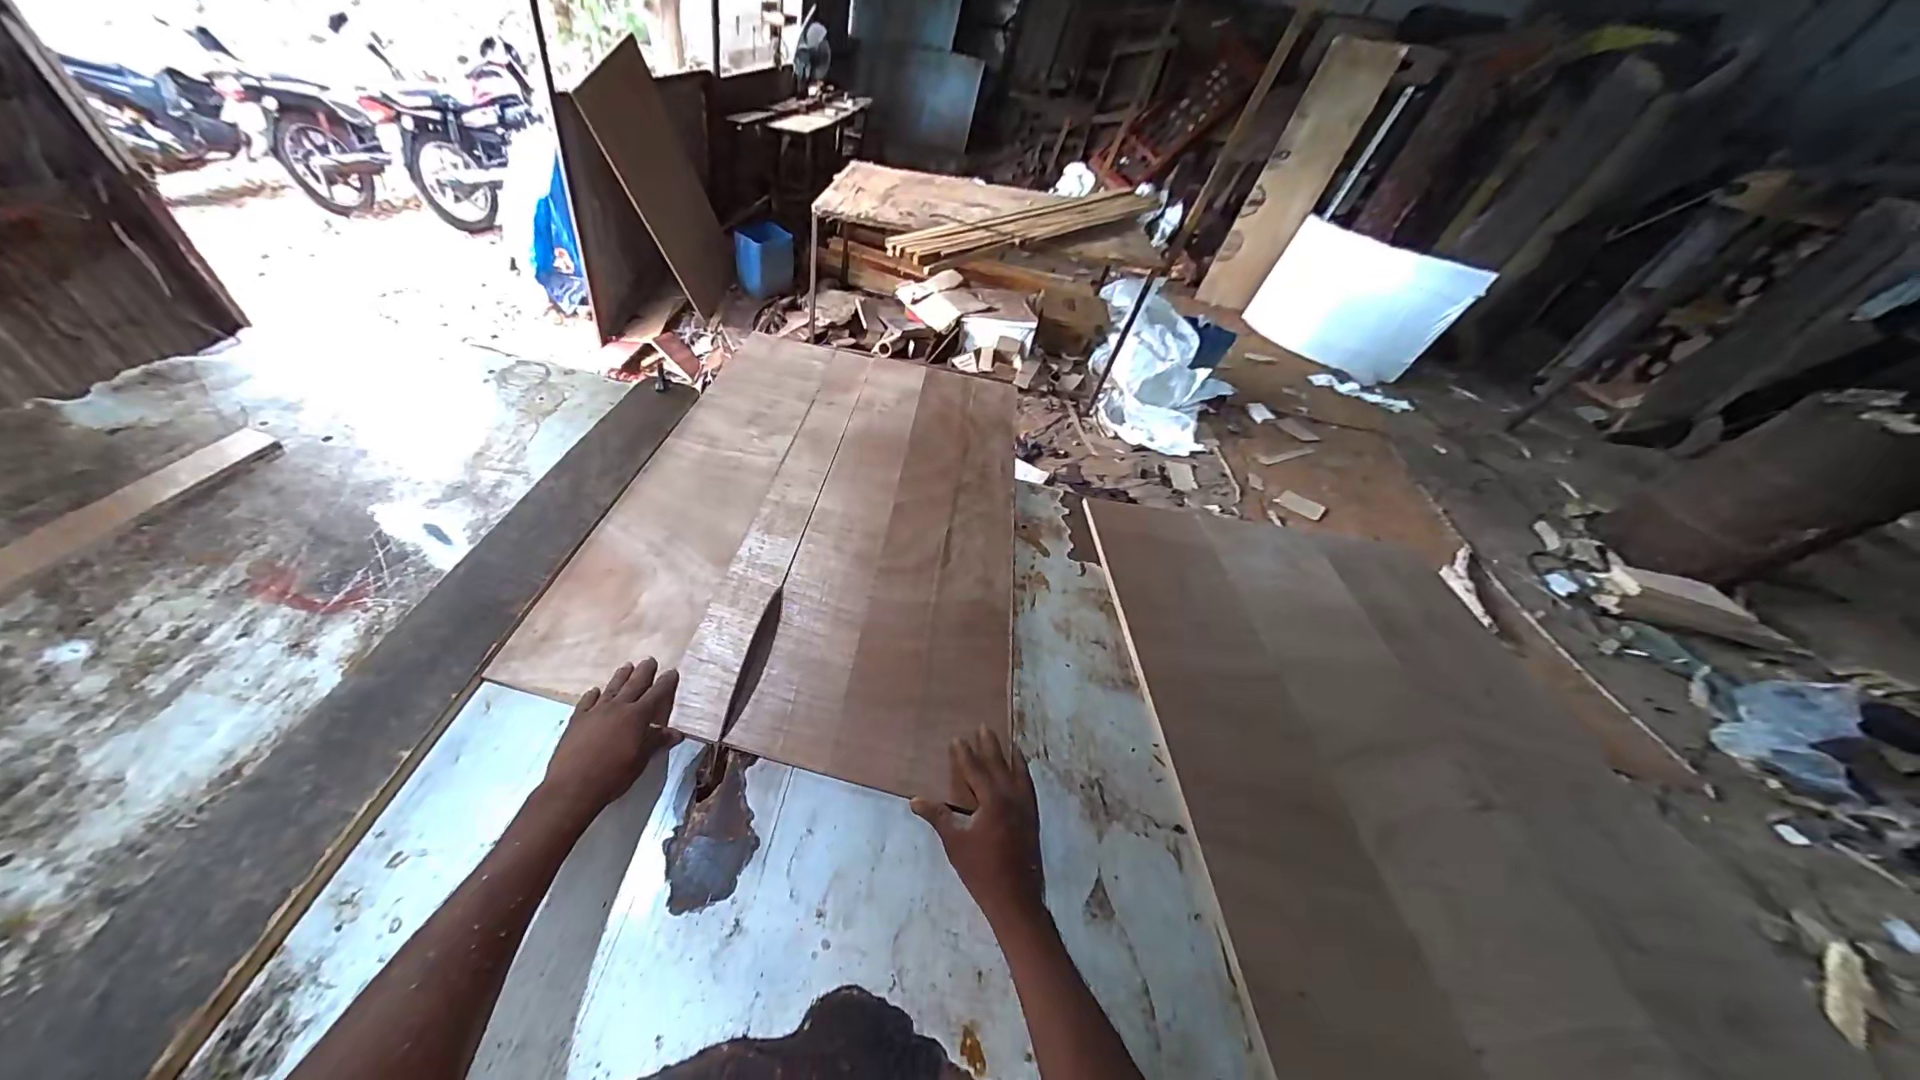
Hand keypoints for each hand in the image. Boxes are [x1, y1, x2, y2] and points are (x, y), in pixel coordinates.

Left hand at [543, 660, 679, 815]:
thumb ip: (657, 742)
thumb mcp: (641, 759)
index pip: (656, 694)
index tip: (671, 672)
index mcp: (637, 716)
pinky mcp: (577, 721)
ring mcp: (595, 712)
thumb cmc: (614, 774)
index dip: (665, 682)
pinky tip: (595, 691)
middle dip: (644, 672)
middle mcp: (618, 708)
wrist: (573, 786)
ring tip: (627, 666)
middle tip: (649, 660)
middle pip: (634, 685)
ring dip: (621, 677)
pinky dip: (592, 695)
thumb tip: (675, 733)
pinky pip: (586, 703)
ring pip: (612, 689)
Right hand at [912, 727, 1044, 928]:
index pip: (976, 769)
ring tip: (1008, 743)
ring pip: (1018, 773)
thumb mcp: (955, 842)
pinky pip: (1028, 786)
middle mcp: (1012, 797)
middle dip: (990, 746)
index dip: (965, 754)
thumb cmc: (981, 869)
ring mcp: (1026, 807)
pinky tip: (1021, 773)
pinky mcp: (1033, 818)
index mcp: (993, 799)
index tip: (958, 739)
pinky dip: (1023, 773)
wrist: (1016, 897)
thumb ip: (937, 816)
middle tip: (984, 727)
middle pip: (1000, 764)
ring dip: (1010, 756)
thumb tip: (915, 800)